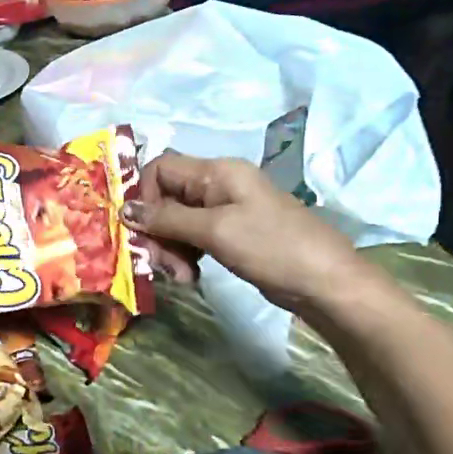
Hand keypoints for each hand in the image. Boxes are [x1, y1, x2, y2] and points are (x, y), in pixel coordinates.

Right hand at [122, 153, 381, 317]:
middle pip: (165, 198)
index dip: (143, 195)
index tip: (141, 228)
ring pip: (175, 221)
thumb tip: (124, 209)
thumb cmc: (273, 248)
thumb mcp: (215, 231)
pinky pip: (192, 236)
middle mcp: (218, 184)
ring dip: (169, 248)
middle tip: (160, 264)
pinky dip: (184, 255)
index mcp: (217, 171)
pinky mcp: (229, 233)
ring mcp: (225, 210)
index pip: (160, 168)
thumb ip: (167, 218)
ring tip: (180, 276)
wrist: (328, 284)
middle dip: (156, 230)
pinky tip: (190, 276)